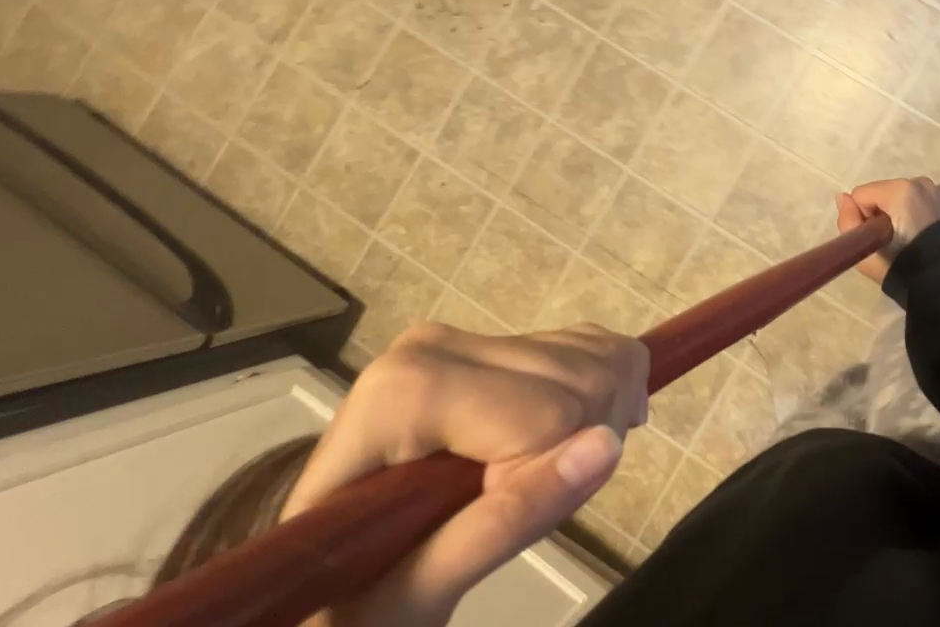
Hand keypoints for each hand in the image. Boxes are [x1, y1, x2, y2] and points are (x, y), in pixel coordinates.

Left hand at [282, 322, 649, 626]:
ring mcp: (469, 338)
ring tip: (536, 480)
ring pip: (599, 360)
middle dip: (582, 451)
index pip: (550, 412)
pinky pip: (595, 347)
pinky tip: (569, 441)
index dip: (547, 476)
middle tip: (525, 510)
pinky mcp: (499, 340)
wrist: (330, 580)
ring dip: (599, 427)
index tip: (498, 527)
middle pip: (582, 380)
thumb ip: (507, 519)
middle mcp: (435, 346)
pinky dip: (609, 395)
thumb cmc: (354, 602)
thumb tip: (606, 446)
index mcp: (404, 393)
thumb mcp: (417, 594)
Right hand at [834, 176, 939, 283]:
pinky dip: (904, 214)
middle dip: (876, 214)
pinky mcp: (937, 199)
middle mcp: (916, 182)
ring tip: (899, 240)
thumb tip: (842, 198)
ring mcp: (929, 190)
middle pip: (878, 194)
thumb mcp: (865, 249)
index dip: (861, 218)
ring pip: (892, 197)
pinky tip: (910, 234)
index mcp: (900, 190)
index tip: (872, 238)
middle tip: (885, 241)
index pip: (861, 195)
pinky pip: (908, 201)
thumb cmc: (900, 264)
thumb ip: (848, 220)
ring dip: (890, 214)